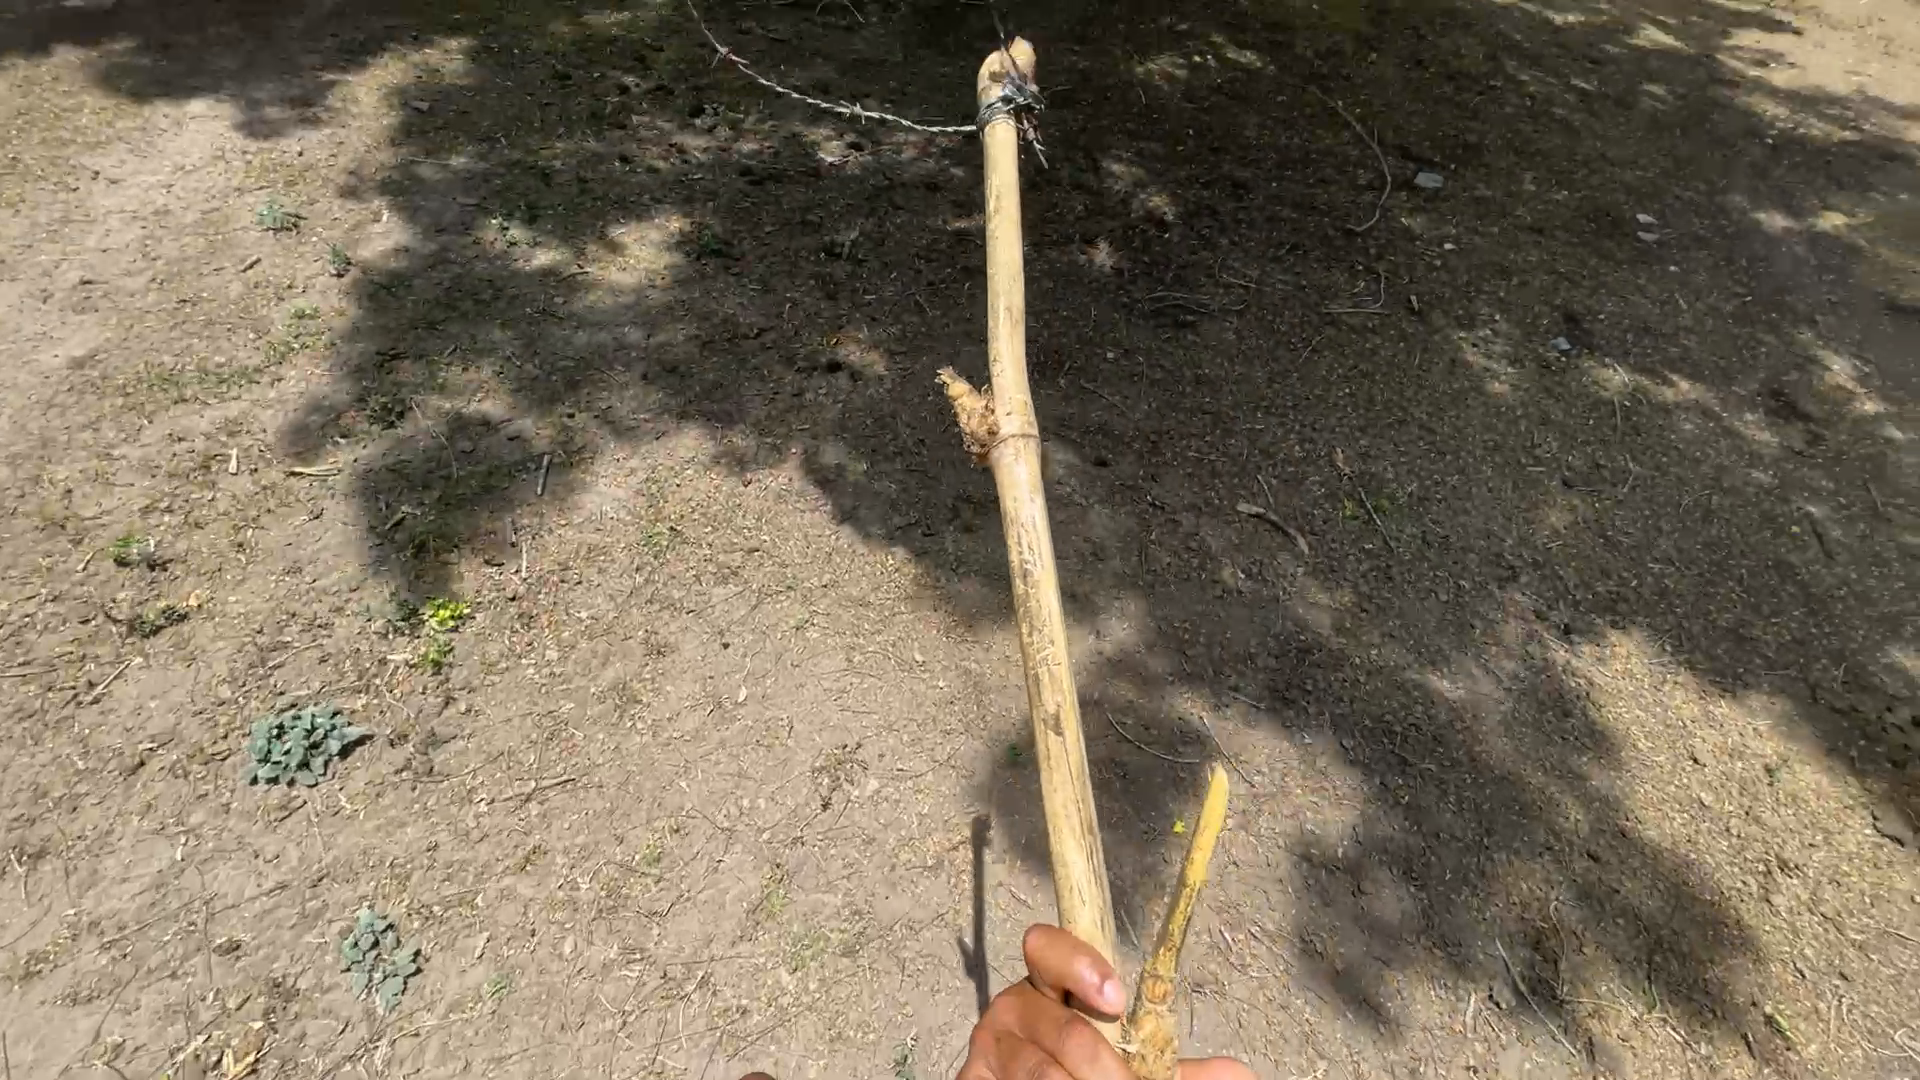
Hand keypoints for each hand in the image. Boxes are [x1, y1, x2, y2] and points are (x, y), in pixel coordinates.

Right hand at [958, 924, 1253, 1079]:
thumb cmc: (1085, 1073)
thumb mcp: (1130, 1066)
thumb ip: (1176, 1069)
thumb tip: (1239, 1074)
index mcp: (1050, 983)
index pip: (1047, 945)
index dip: (1079, 965)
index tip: (1116, 1000)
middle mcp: (1015, 1004)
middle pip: (1064, 1031)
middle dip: (1108, 1073)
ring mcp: (990, 1046)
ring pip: (1043, 1076)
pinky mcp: (971, 1078)